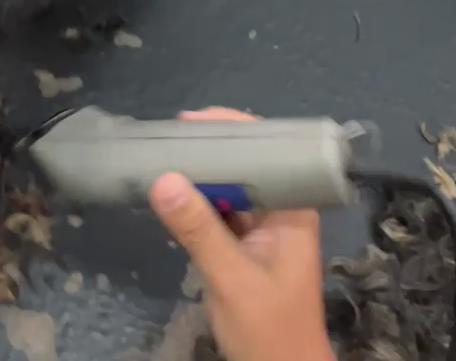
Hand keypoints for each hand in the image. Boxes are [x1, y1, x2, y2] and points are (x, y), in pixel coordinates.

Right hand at [148, 108, 335, 360]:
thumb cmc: (269, 331)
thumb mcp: (231, 279)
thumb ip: (198, 229)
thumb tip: (162, 178)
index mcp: (293, 205)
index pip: (266, 147)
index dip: (230, 127)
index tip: (188, 122)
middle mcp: (281, 207)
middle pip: (247, 160)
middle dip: (209, 147)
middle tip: (167, 139)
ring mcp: (264, 225)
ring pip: (231, 183)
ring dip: (201, 171)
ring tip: (163, 155)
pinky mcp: (247, 243)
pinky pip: (221, 207)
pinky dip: (199, 197)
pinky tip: (173, 190)